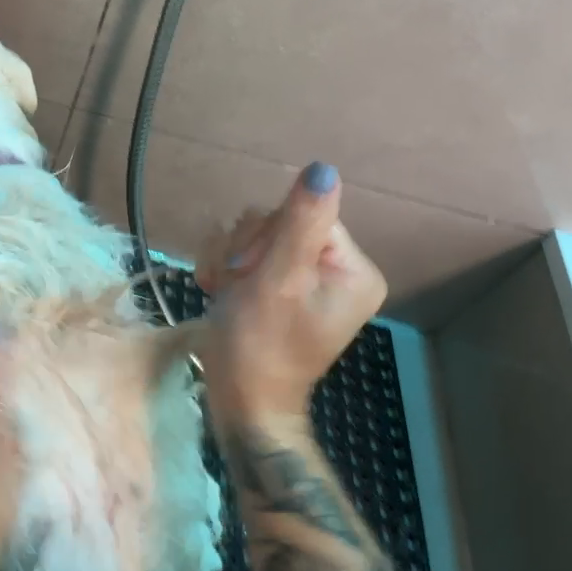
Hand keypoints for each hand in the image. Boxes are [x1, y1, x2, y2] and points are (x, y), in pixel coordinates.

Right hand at [190, 162, 387, 429]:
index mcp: (352, 269)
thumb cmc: (260, 346)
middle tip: (234, 284)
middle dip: (243, 249)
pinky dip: (223, 269)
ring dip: (226, 258)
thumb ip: (298, 224)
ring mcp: (303, 279)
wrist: (238, 402)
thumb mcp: (278, 281)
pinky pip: (243, 252)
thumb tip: (323, 168)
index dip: (265, 234)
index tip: (249, 270)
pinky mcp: (275, 287)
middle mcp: (334, 270)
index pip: (302, 213)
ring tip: (224, 291)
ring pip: (252, 235)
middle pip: (275, 222)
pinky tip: (219, 292)